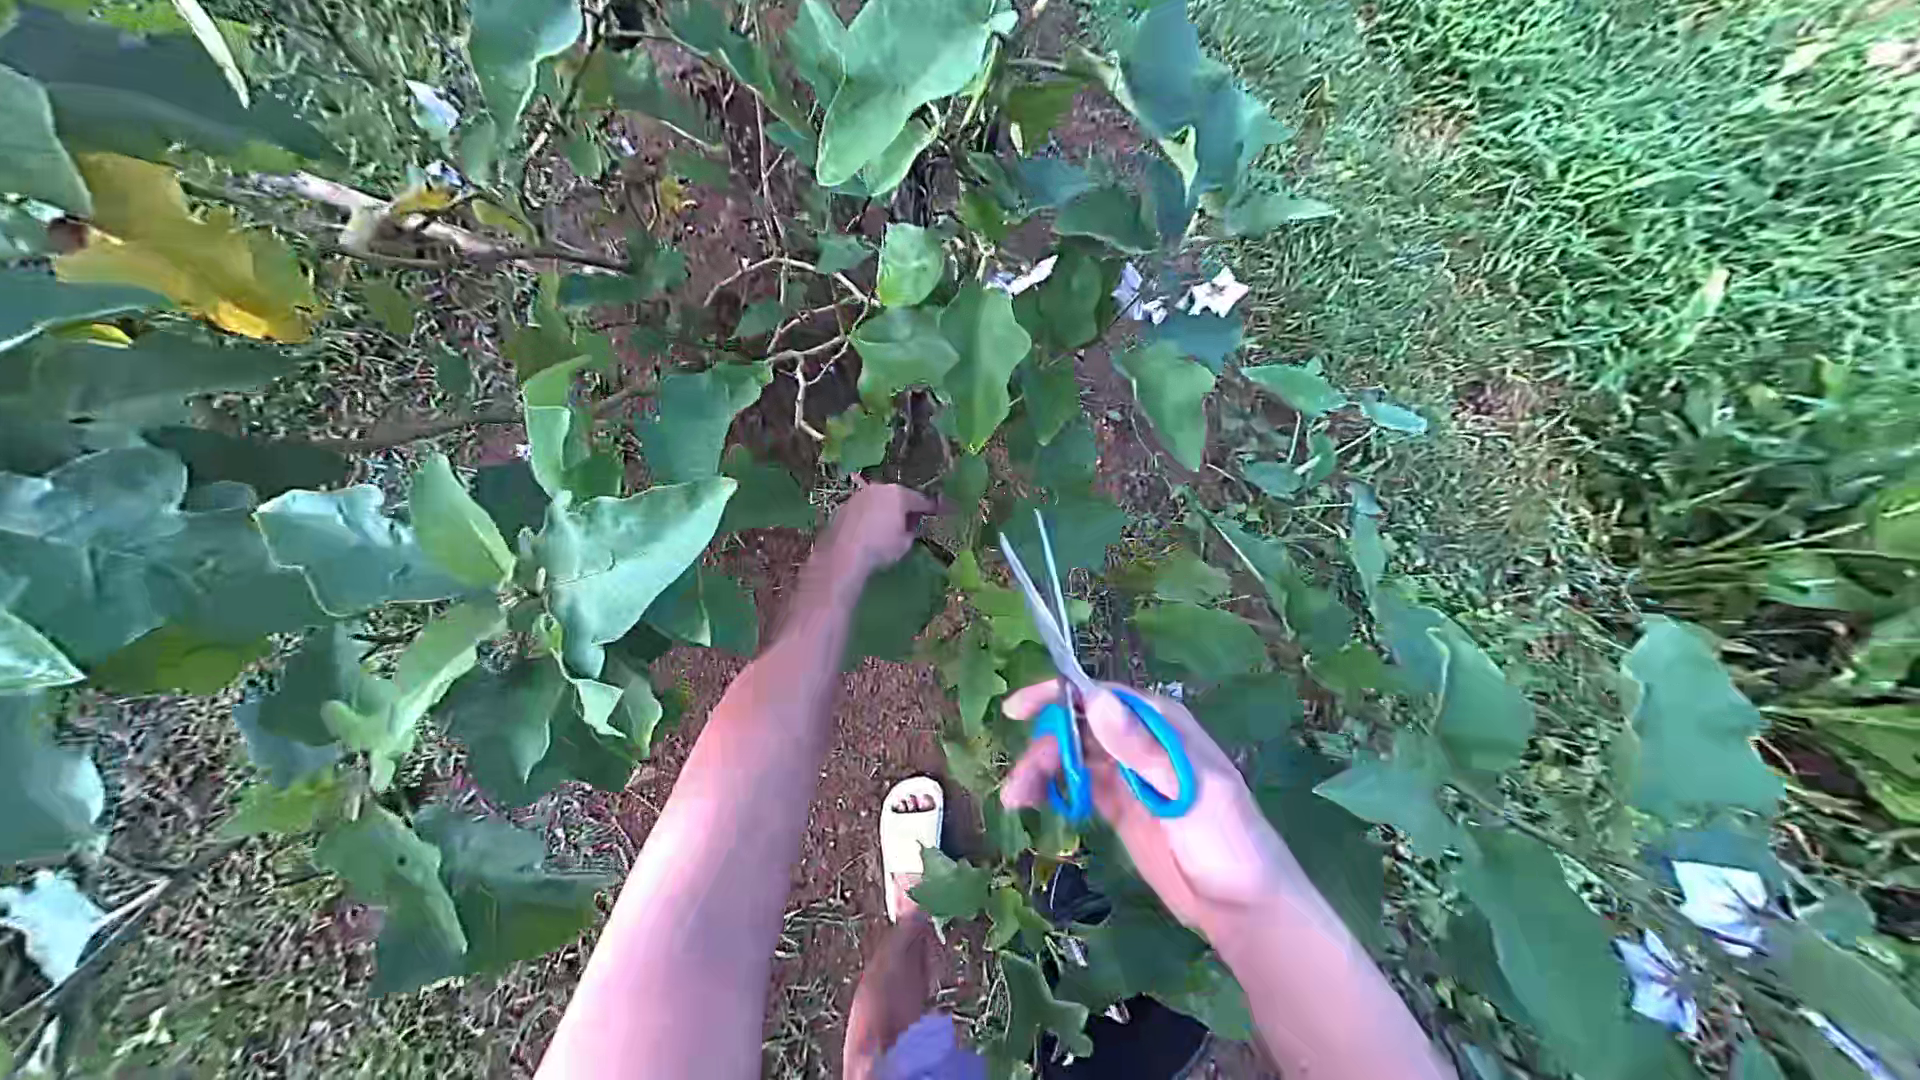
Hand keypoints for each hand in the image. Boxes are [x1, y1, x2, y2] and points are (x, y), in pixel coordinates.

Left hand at [820, 482, 936, 578]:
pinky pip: (865, 507)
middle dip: (905, 507)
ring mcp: (861, 495)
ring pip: (880, 499)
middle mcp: (880, 489)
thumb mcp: (905, 543)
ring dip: (886, 509)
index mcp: (899, 495)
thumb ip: (911, 531)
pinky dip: (871, 514)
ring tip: (889, 525)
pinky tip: (870, 528)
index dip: (930, 507)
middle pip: (898, 496)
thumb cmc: (881, 547)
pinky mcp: (846, 505)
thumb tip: (910, 527)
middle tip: (910, 520)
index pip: (920, 500)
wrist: (844, 553)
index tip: (935, 512)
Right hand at [1001, 681, 1301, 936]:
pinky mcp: (1116, 804)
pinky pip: (1076, 784)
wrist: (1243, 908)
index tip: (1018, 709)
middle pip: (1077, 726)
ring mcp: (1126, 773)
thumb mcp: (1188, 791)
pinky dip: (1051, 788)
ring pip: (1071, 755)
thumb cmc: (1228, 842)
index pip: (1099, 696)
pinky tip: (1033, 802)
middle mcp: (1138, 740)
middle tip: (1018, 781)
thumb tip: (1094, 700)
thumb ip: (1141, 748)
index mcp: (1159, 724)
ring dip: (1040, 769)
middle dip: (1043, 745)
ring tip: (1016, 799)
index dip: (1056, 696)